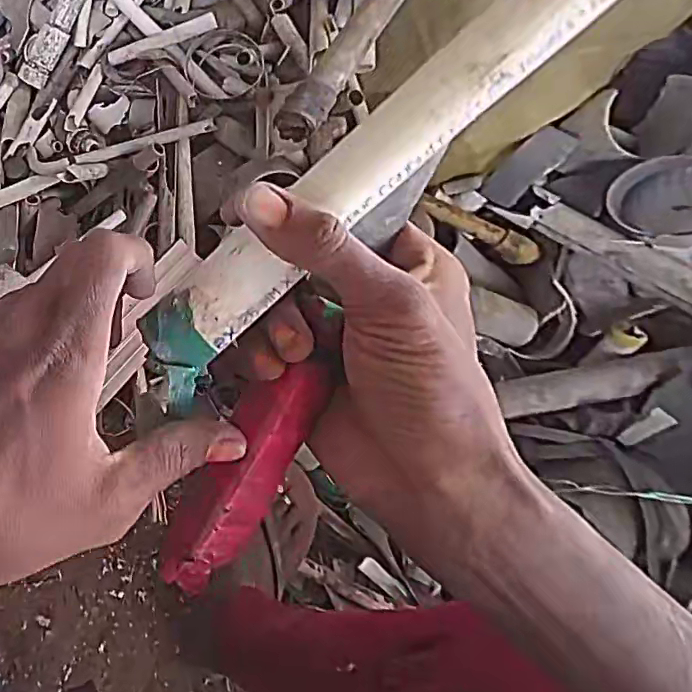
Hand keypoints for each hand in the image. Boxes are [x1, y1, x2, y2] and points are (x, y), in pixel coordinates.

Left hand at [0, 231, 247, 600]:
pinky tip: (23, 383)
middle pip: (73, 260)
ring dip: (66, 308)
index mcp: (64, 354)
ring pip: (36, 285)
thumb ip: (170, 454)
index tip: (147, 289)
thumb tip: (219, 437)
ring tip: (72, 368)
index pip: (105, 255)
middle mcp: (17, 326)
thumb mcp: (103, 499)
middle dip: (108, 285)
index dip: (136, 255)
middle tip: (119, 332)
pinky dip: (26, 327)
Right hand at [218, 183, 532, 544]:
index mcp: (399, 263)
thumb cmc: (441, 399)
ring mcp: (321, 331)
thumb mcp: (391, 305)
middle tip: (286, 306)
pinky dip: (252, 355)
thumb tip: (267, 204)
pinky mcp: (293, 367)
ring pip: (260, 302)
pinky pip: (249, 343)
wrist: (427, 487)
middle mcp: (355, 293)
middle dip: (274, 286)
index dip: (295, 210)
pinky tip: (278, 374)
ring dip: (266, 328)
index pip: (337, 212)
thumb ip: (326, 248)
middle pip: (283, 258)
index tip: (255, 213)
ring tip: (294, 354)